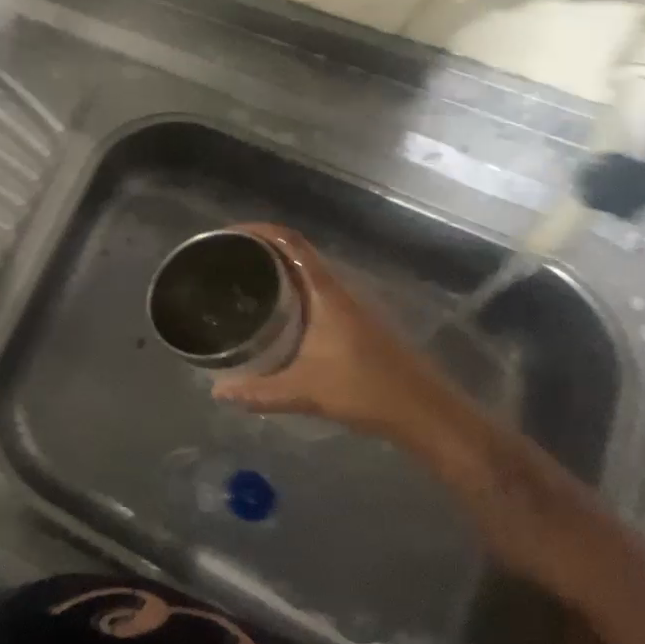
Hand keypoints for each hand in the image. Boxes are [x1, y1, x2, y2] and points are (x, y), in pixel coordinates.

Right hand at [210, 224, 462, 440]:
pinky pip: (313, 293)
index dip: (260, 230)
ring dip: (275, 270)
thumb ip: (258, 391)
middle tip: (224, 260)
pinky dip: (288, 291)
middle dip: (260, 249)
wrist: (426, 414)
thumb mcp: (305, 392)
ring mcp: (349, 308)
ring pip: (306, 274)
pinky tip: (272, 314)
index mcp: (326, 294)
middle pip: (296, 253)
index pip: (291, 243)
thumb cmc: (368, 391)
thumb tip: (218, 392)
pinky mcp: (354, 325)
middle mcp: (338, 292)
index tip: (228, 234)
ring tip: (240, 281)